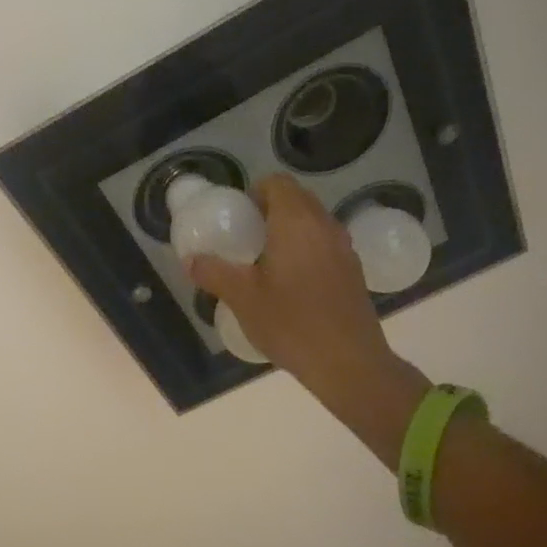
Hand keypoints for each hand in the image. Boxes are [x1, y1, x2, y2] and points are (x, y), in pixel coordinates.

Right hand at [187, 175, 430, 459]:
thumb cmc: (291, 323)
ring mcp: (344, 248)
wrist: (348, 363)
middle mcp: (324, 225)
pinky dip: (307, 250)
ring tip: (266, 261)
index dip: (255, 192)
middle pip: (297, 199)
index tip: (239, 218)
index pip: (277, 183)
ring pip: (314, 222)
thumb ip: (214, 273)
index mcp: (296, 222)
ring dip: (290, 230)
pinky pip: (326, 244)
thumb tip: (191, 260)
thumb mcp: (242, 298)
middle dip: (271, 210)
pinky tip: (292, 283)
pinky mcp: (354, 271)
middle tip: (247, 238)